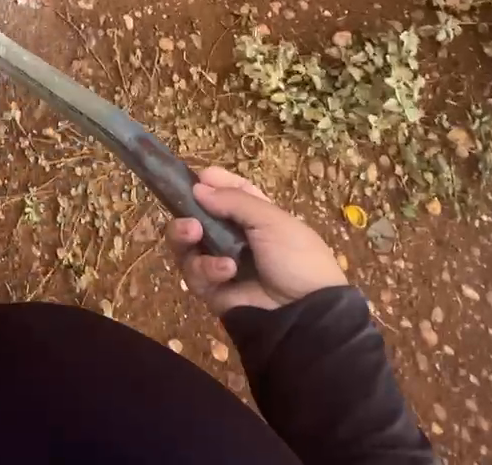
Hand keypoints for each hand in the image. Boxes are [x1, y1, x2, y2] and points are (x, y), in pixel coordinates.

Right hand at [168, 166, 346, 314]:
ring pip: (185, 241)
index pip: (231, 191)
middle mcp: (234, 237)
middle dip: (186, 208)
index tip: (199, 177)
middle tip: (186, 208)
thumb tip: (197, 187)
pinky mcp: (209, 286)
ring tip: (193, 233)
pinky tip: (226, 270)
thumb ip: (233, 200)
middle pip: (197, 213)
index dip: (215, 182)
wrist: (306, 315)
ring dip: (184, 234)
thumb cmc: (297, 259)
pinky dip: (207, 267)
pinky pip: (194, 270)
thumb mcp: (273, 221)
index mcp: (257, 218)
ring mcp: (219, 261)